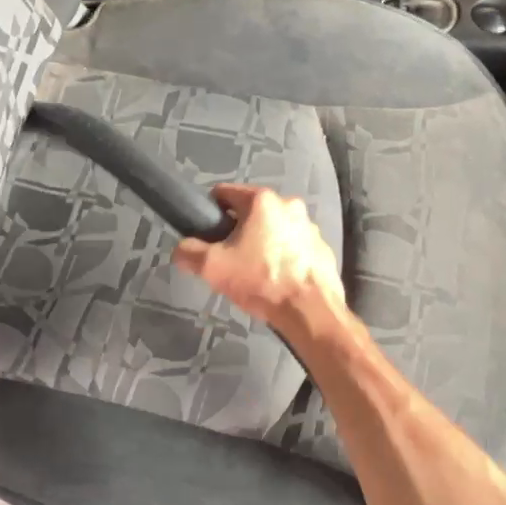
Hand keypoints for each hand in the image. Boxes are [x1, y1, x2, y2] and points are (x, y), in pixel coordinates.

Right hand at [173, 183, 351, 346]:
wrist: (310, 311)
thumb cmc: (260, 281)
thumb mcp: (212, 267)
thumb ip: (188, 252)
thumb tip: (182, 249)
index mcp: (262, 201)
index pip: (224, 193)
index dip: (210, 211)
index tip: (207, 235)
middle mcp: (290, 205)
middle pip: (251, 213)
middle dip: (238, 232)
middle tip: (230, 259)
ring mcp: (310, 227)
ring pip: (275, 230)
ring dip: (263, 244)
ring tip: (255, 274)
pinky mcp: (323, 249)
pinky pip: (295, 248)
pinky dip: (285, 258)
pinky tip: (278, 281)